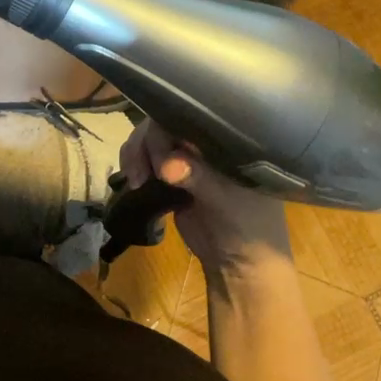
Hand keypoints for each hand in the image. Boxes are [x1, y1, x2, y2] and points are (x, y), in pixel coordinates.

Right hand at [120, 119, 290, 272]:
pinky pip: (146, 159)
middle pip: (164, 124)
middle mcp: (205, 142)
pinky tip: (133, 182)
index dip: (167, 128)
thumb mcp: (228, 202)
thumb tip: (167, 165)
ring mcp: (187, 158)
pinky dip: (134, 165)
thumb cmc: (247, 229)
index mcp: (226, 140)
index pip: (190, 115)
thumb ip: (199, 179)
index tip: (159, 157)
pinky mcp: (171, 175)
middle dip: (146, 145)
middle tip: (141, 176)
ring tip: (135, 181)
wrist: (238, 264)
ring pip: (151, 140)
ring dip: (135, 154)